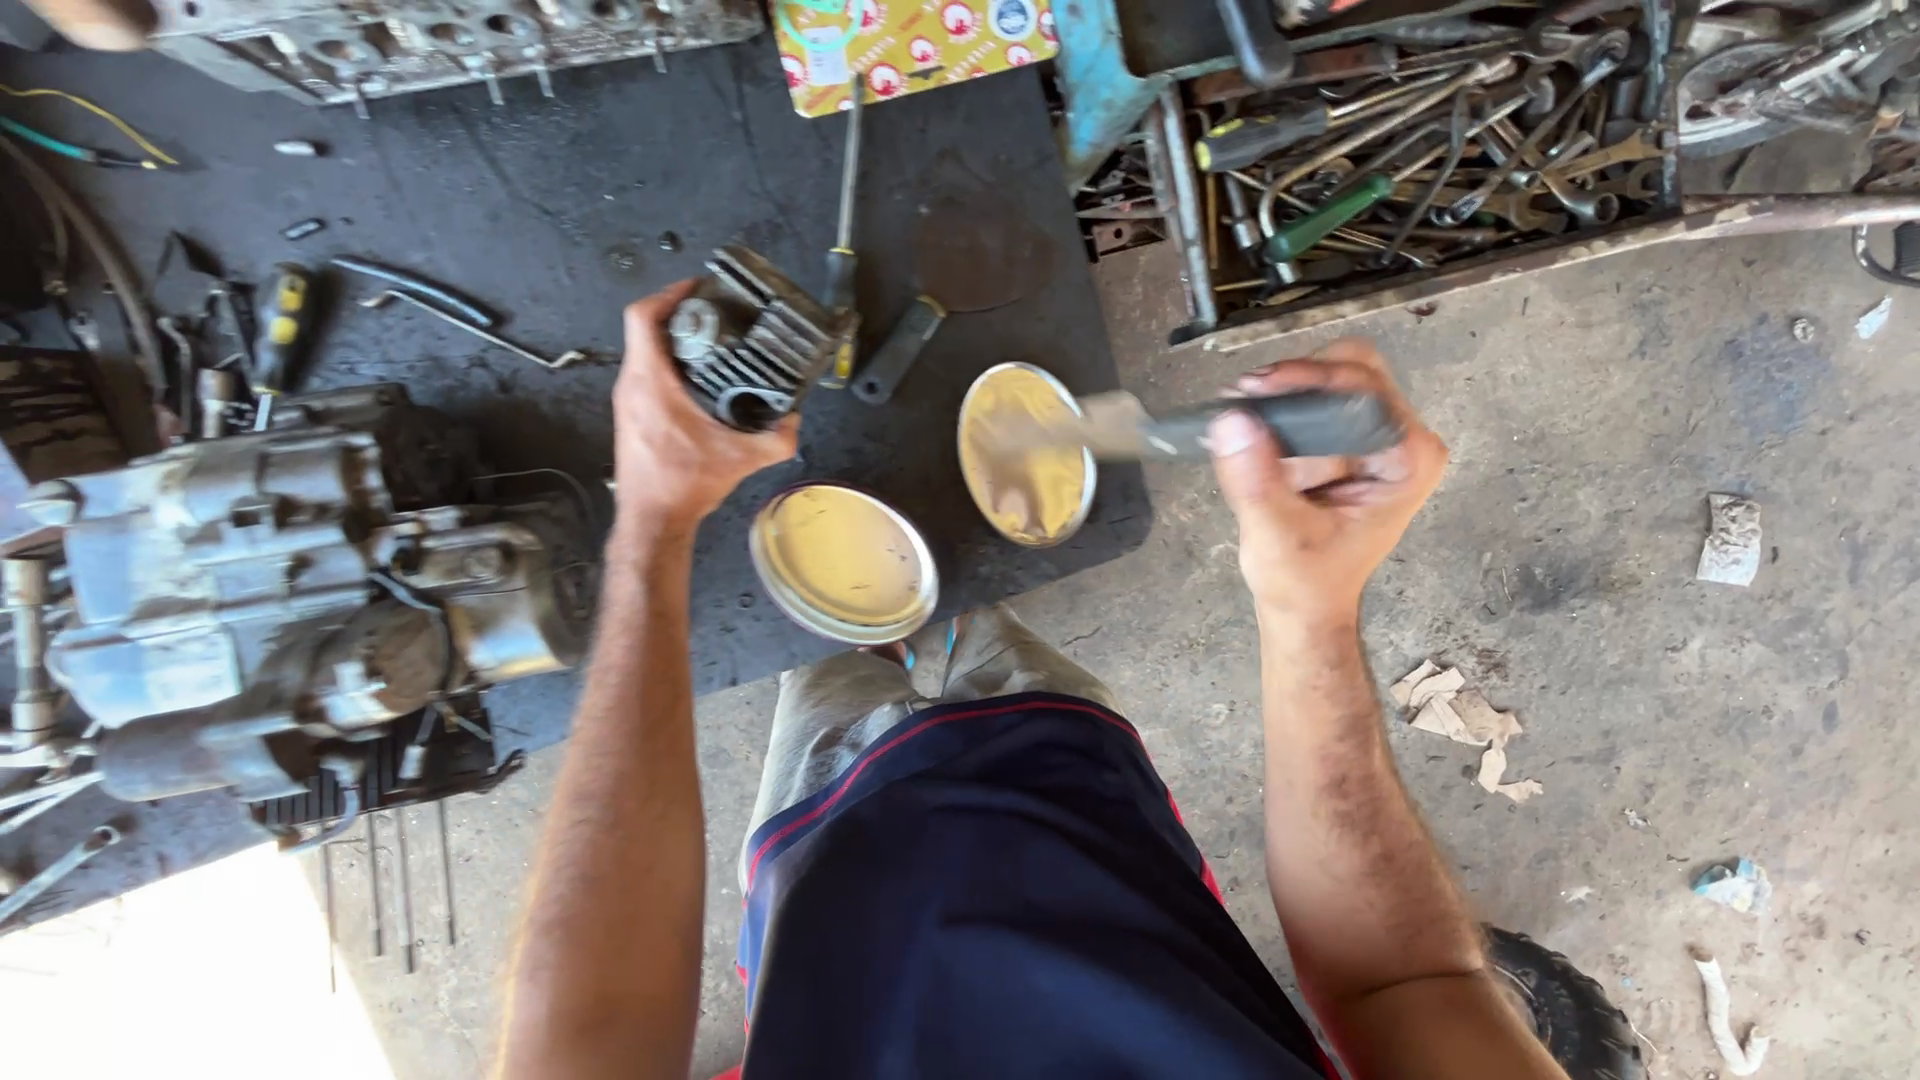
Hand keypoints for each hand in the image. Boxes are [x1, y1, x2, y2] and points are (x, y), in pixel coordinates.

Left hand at [611, 282, 798, 535]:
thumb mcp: (741, 459)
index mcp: (650, 384)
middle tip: (712, 313)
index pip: (644, 317)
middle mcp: (631, 386)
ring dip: (672, 340)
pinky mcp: (632, 416)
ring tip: (709, 341)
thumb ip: (777, 439)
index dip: (669, 294)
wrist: (652, 519)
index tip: (697, 289)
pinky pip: (645, 374)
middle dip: (678, 314)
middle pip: (644, 329)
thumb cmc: (681, 487)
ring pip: (643, 352)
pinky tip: (697, 379)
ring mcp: (627, 401)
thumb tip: (794, 421)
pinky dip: (668, 365)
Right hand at [1208, 338, 1446, 626]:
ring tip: (1240, 414)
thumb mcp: (1275, 535)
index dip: (1310, 378)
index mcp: (1407, 460)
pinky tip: (1247, 427)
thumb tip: (1230, 420)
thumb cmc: (1302, 582)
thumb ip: (1255, 479)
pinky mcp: (1344, 443)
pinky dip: (1279, 407)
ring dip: (1283, 393)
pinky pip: (1313, 402)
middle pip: (1353, 369)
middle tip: (1246, 397)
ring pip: (1330, 378)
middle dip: (1296, 379)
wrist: (1303, 607)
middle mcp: (1401, 440)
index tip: (1258, 388)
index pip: (1366, 388)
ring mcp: (1374, 439)